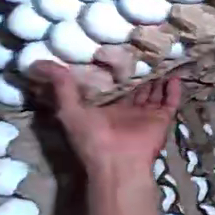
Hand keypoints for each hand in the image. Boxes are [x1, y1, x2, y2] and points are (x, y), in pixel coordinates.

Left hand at [34, 63, 181, 182]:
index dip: (113, 72)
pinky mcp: (161, 119)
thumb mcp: (69, 110)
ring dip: (158, 78)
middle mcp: (126, 112)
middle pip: (135, 89)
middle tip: (145, 51)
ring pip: (154, 93)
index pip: (111, 88)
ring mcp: (145, 116)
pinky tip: (176, 74)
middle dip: (140, 73)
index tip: (115, 51)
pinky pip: (170, 102)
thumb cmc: (92, 138)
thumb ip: (60, 87)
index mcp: (105, 110)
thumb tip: (38, 62)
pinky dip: (174, 89)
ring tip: (164, 58)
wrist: (119, 163)